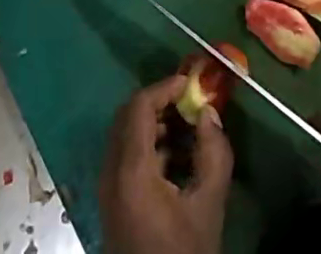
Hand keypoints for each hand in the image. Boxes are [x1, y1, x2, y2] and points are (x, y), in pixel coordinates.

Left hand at [100, 75, 232, 253]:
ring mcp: (107, 183)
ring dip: (155, 124)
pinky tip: (179, 156)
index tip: (190, 83)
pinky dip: (149, 144)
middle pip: (128, 117)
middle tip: (191, 102)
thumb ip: (214, 156)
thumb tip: (210, 114)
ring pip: (126, 135)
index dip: (163, 88)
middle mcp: (110, 168)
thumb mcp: (208, 208)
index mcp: (129, 167)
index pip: (138, 107)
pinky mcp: (112, 196)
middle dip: (160, 103)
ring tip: (191, 127)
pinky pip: (126, 154)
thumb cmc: (183, 253)